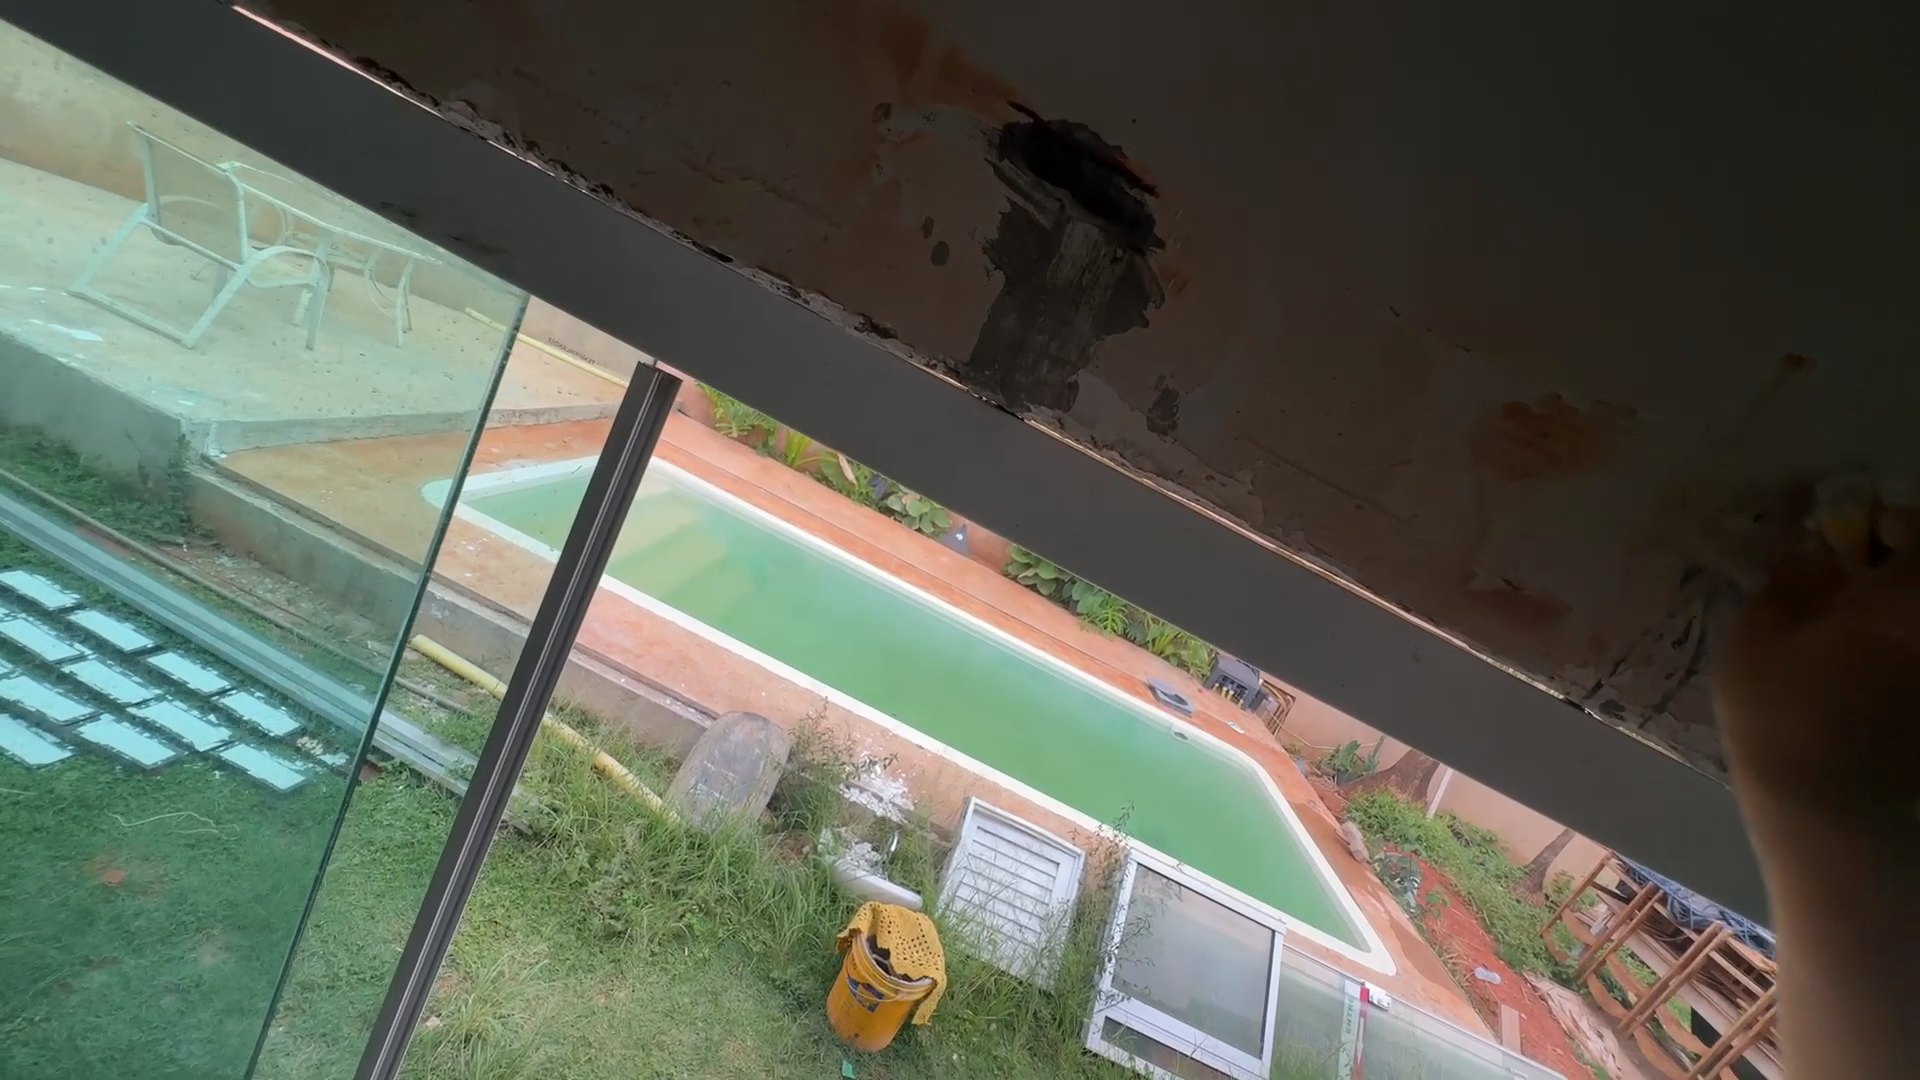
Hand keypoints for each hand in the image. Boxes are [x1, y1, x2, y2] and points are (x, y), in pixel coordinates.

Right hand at [1711, 505, 1919, 838]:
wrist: (1836, 804)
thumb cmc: (1781, 712)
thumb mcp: (1759, 640)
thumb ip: (1791, 586)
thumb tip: (1812, 545)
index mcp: (1906, 599)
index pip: (1916, 526)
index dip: (1879, 523)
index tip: (1839, 537)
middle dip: (1897, 558)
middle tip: (1847, 573)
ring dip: (1897, 599)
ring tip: (1854, 616)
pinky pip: (1919, 641)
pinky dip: (1899, 636)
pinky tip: (1870, 654)